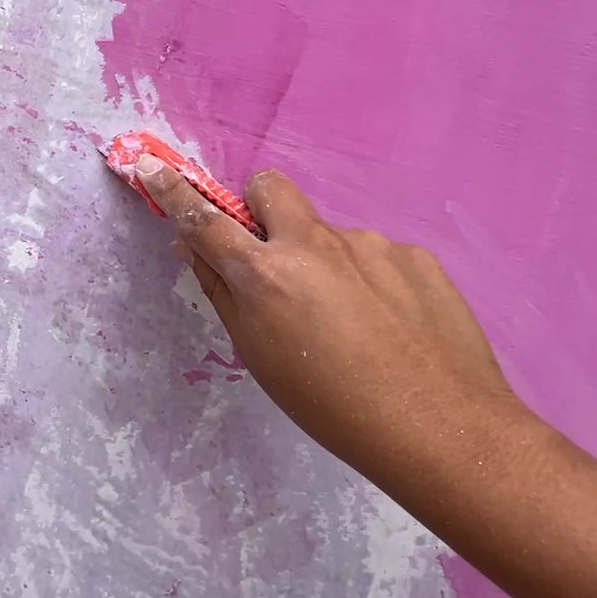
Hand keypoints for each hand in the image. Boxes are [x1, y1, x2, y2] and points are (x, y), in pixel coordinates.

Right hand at [136, 157, 524, 475]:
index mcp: (265, 274)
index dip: (173, 191)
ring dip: (322, 259)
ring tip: (352, 320)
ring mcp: (370, 244)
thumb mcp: (257, 354)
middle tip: (273, 254)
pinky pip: (374, 255)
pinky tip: (390, 323)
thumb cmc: (330, 405)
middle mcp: (313, 245)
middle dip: (260, 208)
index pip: (204, 220)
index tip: (151, 165)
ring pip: (327, 232)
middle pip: (269, 187)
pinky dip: (370, 279)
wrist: (445, 433)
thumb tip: (195, 250)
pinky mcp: (416, 256)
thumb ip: (222, 293)